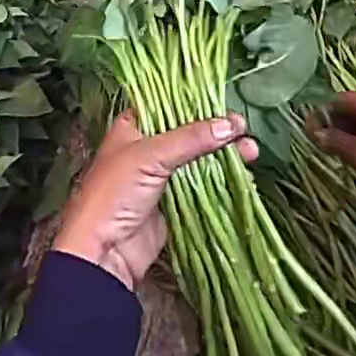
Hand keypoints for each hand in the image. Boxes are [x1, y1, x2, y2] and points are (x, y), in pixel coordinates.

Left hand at [53, 109, 257, 290]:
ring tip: (251, 150)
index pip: (169, 104)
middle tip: (245, 129)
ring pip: (198, 159)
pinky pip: (202, 185)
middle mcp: (148, 146)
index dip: (197, 102)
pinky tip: (242, 172)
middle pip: (189, 132)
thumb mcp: (151, 155)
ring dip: (224, 155)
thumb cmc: (116, 192)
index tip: (225, 102)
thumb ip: (191, 138)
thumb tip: (230, 124)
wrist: (103, 253)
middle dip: (217, 131)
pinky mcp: (174, 201)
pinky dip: (221, 179)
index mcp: (134, 125)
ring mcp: (162, 175)